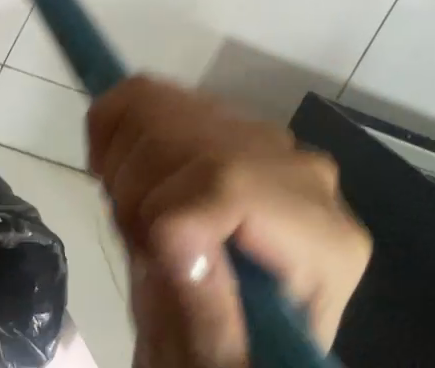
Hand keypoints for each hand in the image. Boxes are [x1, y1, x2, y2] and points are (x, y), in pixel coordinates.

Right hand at [87, 77, 370, 367]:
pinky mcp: (213, 118)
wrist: (222, 341)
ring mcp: (256, 139)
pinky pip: (142, 93)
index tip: (148, 260)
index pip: (230, 182)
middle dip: (139, 197)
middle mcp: (302, 176)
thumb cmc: (225, 354)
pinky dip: (110, 131)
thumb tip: (175, 236)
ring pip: (157, 108)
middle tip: (137, 250)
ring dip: (122, 168)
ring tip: (134, 221)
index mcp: (324, 243)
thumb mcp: (217, 361)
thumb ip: (207, 313)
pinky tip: (118, 177)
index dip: (166, 215)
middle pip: (189, 143)